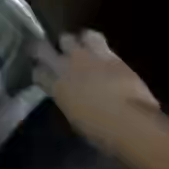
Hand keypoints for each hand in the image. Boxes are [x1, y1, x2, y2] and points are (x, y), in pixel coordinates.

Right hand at [35, 30, 159, 151]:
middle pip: (42, 47)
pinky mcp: (104, 51)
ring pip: (66, 37)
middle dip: (44, 49)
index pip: (38, 72)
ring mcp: (83, 56)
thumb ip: (68, 100)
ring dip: (70, 43)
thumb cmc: (101, 132)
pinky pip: (92, 36)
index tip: (43, 74)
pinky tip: (96, 47)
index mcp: (55, 88)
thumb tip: (70, 95)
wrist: (130, 121)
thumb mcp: (76, 119)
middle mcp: (63, 67)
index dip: (39, 71)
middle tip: (51, 54)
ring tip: (77, 50)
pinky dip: (91, 40)